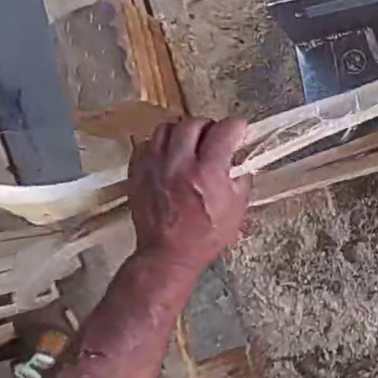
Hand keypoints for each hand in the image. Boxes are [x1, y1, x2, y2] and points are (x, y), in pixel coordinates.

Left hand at [127, 118, 250, 272]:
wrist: (168, 254)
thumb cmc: (205, 236)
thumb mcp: (237, 209)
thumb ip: (241, 178)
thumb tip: (239, 160)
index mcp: (207, 172)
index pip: (224, 131)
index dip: (236, 127)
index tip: (239, 130)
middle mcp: (179, 164)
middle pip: (193, 123)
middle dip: (208, 127)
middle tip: (214, 138)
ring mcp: (154, 166)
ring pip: (166, 128)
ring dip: (182, 132)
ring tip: (189, 145)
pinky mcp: (137, 172)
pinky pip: (147, 144)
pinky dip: (160, 145)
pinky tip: (169, 157)